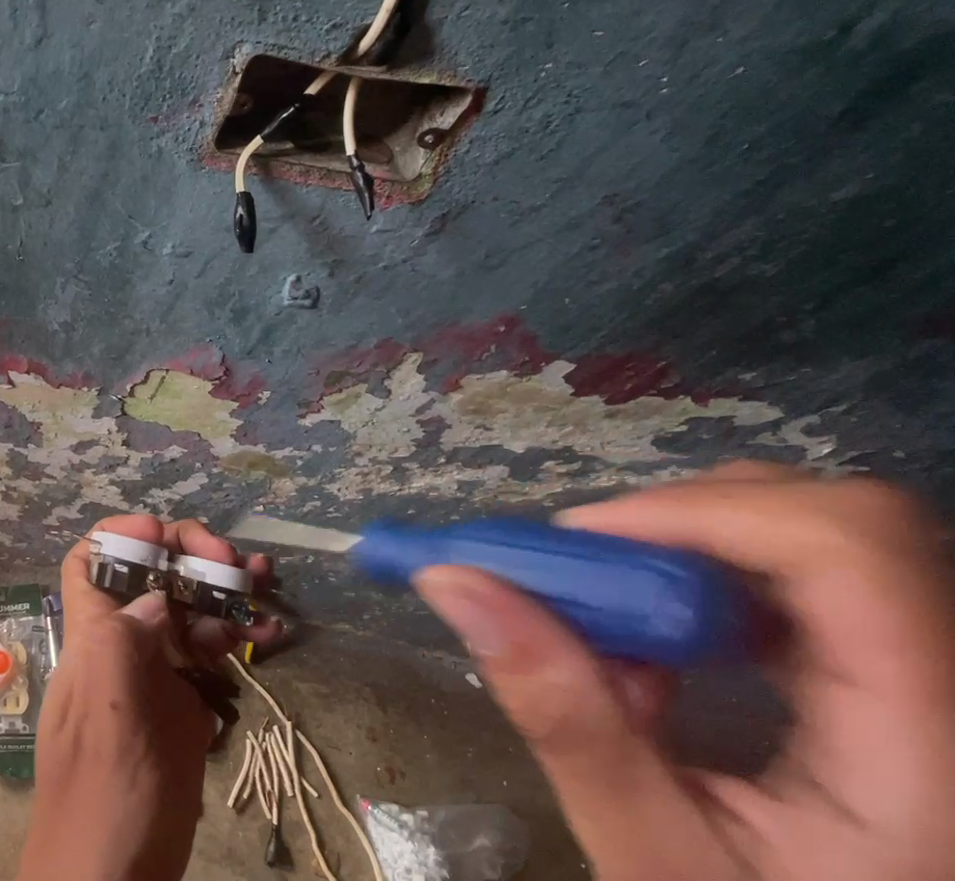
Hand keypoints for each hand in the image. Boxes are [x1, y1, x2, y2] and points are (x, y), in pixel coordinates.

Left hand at [16, 514, 279, 880]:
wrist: (113, 875)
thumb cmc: (100, 801)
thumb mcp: (104, 721)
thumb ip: (120, 647)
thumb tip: (155, 596)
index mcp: (91, 638)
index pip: (90, 560)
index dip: (122, 536)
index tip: (169, 538)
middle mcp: (122, 643)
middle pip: (150, 574)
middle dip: (190, 554)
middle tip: (234, 563)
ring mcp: (156, 670)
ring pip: (188, 607)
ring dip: (225, 585)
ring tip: (265, 579)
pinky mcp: (186, 700)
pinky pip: (213, 650)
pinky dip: (241, 630)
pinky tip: (272, 627)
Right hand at [413, 462, 954, 879]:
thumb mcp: (650, 851)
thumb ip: (563, 717)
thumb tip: (453, 581)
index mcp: (929, 746)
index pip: (846, 547)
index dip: (702, 512)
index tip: (580, 541)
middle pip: (845, 521)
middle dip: (690, 519)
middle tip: (588, 570)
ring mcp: (941, 682)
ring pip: (830, 536)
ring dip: (699, 547)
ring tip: (621, 615)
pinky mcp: (908, 679)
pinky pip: (822, 578)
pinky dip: (722, 580)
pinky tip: (672, 641)